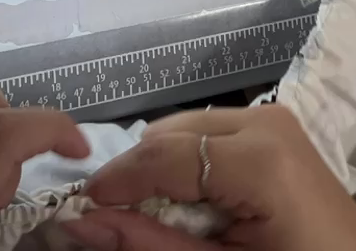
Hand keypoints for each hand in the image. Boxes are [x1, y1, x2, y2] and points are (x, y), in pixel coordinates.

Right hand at [59, 106, 355, 250]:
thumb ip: (150, 243)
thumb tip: (80, 223)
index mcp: (261, 159)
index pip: (164, 154)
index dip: (117, 180)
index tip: (80, 208)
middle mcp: (265, 120)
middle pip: (171, 132)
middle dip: (138, 173)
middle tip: (116, 218)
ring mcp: (273, 117)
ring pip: (186, 126)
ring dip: (162, 165)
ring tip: (157, 214)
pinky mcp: (275, 124)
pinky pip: (210, 131)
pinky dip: (188, 160)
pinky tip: (191, 199)